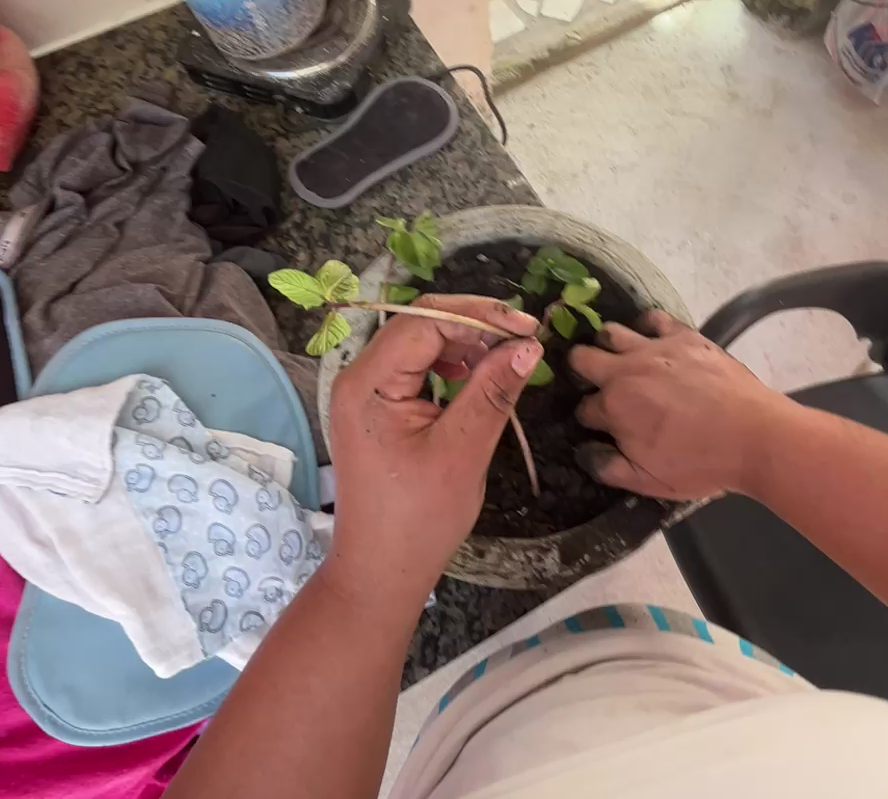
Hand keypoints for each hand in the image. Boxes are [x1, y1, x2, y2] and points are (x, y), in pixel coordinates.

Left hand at [325, 295, 541, 603]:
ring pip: (419, 341)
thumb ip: (493, 391)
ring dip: (464, 341)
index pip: (425, 322)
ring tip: (503, 355)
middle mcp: (358, 376)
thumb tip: (528, 345)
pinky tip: (473, 374)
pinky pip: (415, 365)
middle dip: (473, 324)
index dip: (479, 316)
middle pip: (419, 324)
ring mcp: (365, 390)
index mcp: (368, 383)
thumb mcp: (463, 452)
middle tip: (522, 338)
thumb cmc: (418, 520)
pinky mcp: (377, 405)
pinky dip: (450, 362)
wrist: (380, 571)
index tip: (526, 328)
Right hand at [569, 310, 800, 499]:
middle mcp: (625, 371)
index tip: (603, 425)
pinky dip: (647, 326)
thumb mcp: (649, 481)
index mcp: (614, 407)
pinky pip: (653, 317)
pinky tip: (652, 339)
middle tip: (599, 384)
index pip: (584, 408)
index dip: (590, 418)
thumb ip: (608, 467)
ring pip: (610, 331)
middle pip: (581, 358)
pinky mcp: (682, 335)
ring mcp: (653, 348)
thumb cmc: (700, 462)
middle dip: (582, 371)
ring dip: (608, 345)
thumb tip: (585, 452)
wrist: (754, 436)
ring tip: (621, 358)